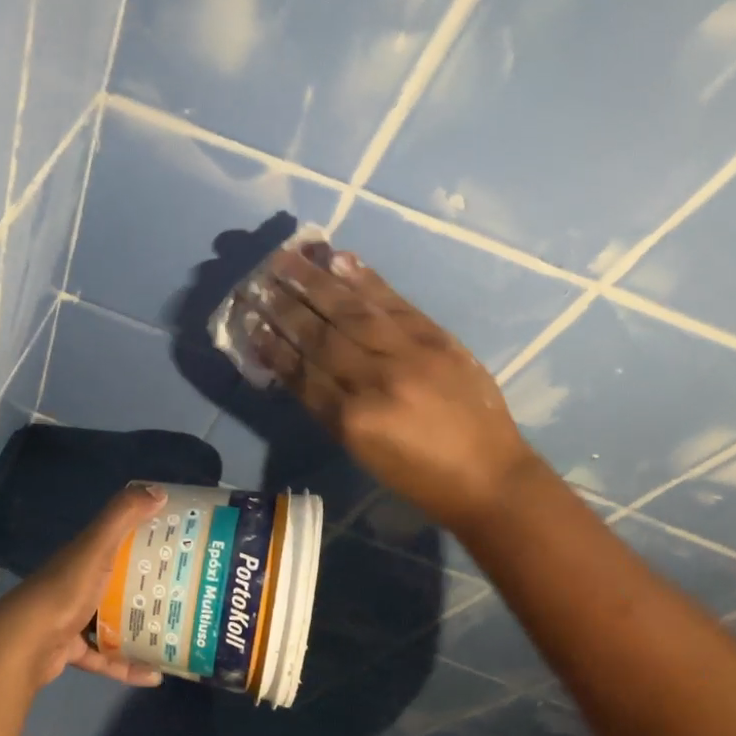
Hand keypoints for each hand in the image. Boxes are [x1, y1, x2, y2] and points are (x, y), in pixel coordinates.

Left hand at [0, 484, 168, 691]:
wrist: (24, 643)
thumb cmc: (64, 591)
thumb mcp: (95, 548)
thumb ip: (122, 517)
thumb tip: (158, 491)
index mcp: (83, 557)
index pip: (117, 541)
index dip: (146, 539)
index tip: (181, 545)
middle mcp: (77, 585)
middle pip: (118, 583)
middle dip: (149, 588)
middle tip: (187, 594)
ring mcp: (72, 620)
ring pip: (113, 622)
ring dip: (141, 630)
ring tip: (175, 635)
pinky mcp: (72, 651)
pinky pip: (106, 658)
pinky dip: (127, 667)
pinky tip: (154, 676)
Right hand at [247, 245, 548, 531]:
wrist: (487, 476)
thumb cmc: (416, 476)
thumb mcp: (360, 451)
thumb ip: (327, 407)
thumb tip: (293, 365)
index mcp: (352, 419)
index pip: (301, 372)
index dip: (271, 344)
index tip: (247, 320)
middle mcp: (377, 381)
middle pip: (321, 335)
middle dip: (284, 305)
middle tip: (256, 280)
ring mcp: (410, 354)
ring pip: (353, 311)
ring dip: (317, 281)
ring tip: (287, 258)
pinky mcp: (438, 338)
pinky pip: (394, 303)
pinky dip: (366, 279)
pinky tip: (341, 259)